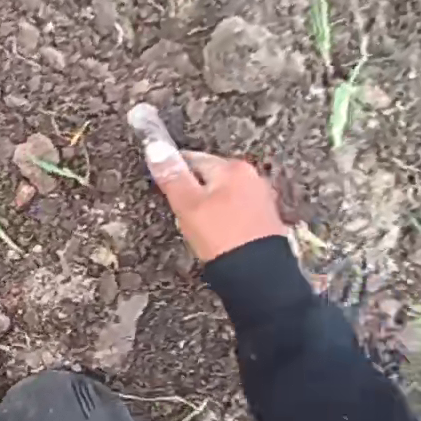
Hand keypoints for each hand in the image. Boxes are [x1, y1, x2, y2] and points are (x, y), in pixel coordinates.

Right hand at [146, 144, 288, 262]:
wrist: (258, 275)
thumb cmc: (222, 238)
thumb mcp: (188, 204)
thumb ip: (171, 174)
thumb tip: (155, 144)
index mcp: (233, 168)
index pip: (192, 159)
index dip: (173, 174)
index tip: (164, 187)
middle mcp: (252, 178)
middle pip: (210, 176)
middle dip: (193, 191)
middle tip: (181, 213)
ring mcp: (261, 199)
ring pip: (223, 195)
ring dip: (209, 206)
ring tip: (199, 228)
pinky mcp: (265, 220)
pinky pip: (236, 211)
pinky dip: (224, 219)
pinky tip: (218, 234)